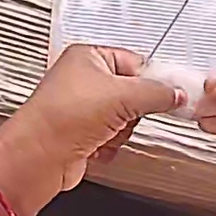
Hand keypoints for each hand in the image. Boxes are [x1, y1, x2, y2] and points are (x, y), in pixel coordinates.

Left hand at [0, 44, 184, 192]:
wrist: (39, 158)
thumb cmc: (62, 117)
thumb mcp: (122, 95)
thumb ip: (156, 93)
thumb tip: (176, 93)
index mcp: (88, 57)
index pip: (135, 62)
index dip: (152, 79)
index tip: (169, 92)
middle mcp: (83, 80)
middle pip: (132, 94)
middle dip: (132, 112)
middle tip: (124, 114)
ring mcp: (81, 109)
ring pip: (125, 119)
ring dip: (121, 131)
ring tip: (105, 131)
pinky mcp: (82, 134)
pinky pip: (112, 137)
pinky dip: (110, 144)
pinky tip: (96, 144)